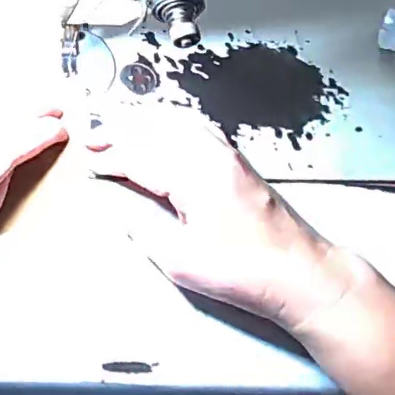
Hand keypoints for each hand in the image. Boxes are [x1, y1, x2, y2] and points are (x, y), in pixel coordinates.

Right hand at [85, 105, 368, 333]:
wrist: (303, 274)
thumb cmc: (246, 272)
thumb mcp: (182, 262)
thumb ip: (144, 230)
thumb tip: (123, 211)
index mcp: (195, 177)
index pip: (140, 156)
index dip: (111, 157)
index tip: (90, 162)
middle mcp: (210, 155)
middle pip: (154, 129)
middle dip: (119, 129)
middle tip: (93, 135)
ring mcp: (226, 153)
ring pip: (175, 120)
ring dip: (142, 120)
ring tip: (117, 123)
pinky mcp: (236, 158)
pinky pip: (195, 123)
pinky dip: (169, 119)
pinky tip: (161, 123)